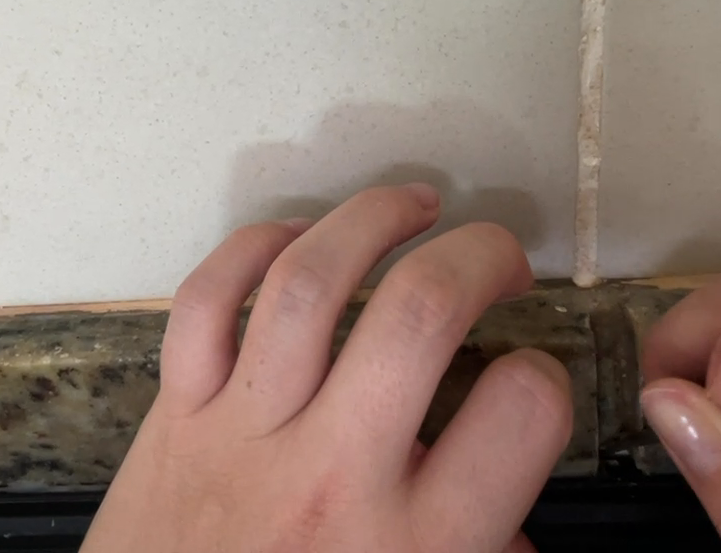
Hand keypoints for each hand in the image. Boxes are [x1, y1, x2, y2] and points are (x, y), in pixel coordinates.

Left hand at [82, 184, 574, 552]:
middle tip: (500, 253)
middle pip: (420, 311)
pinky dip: (253, 246)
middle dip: (480, 254)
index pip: (522, 411)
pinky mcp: (175, 411)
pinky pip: (206, 299)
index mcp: (415, 546)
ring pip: (311, 280)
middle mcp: (332, 472)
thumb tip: (515, 523)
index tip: (529, 372)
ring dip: (372, 217)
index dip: (546, 375)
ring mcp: (243, 431)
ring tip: (415, 202)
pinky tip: (299, 235)